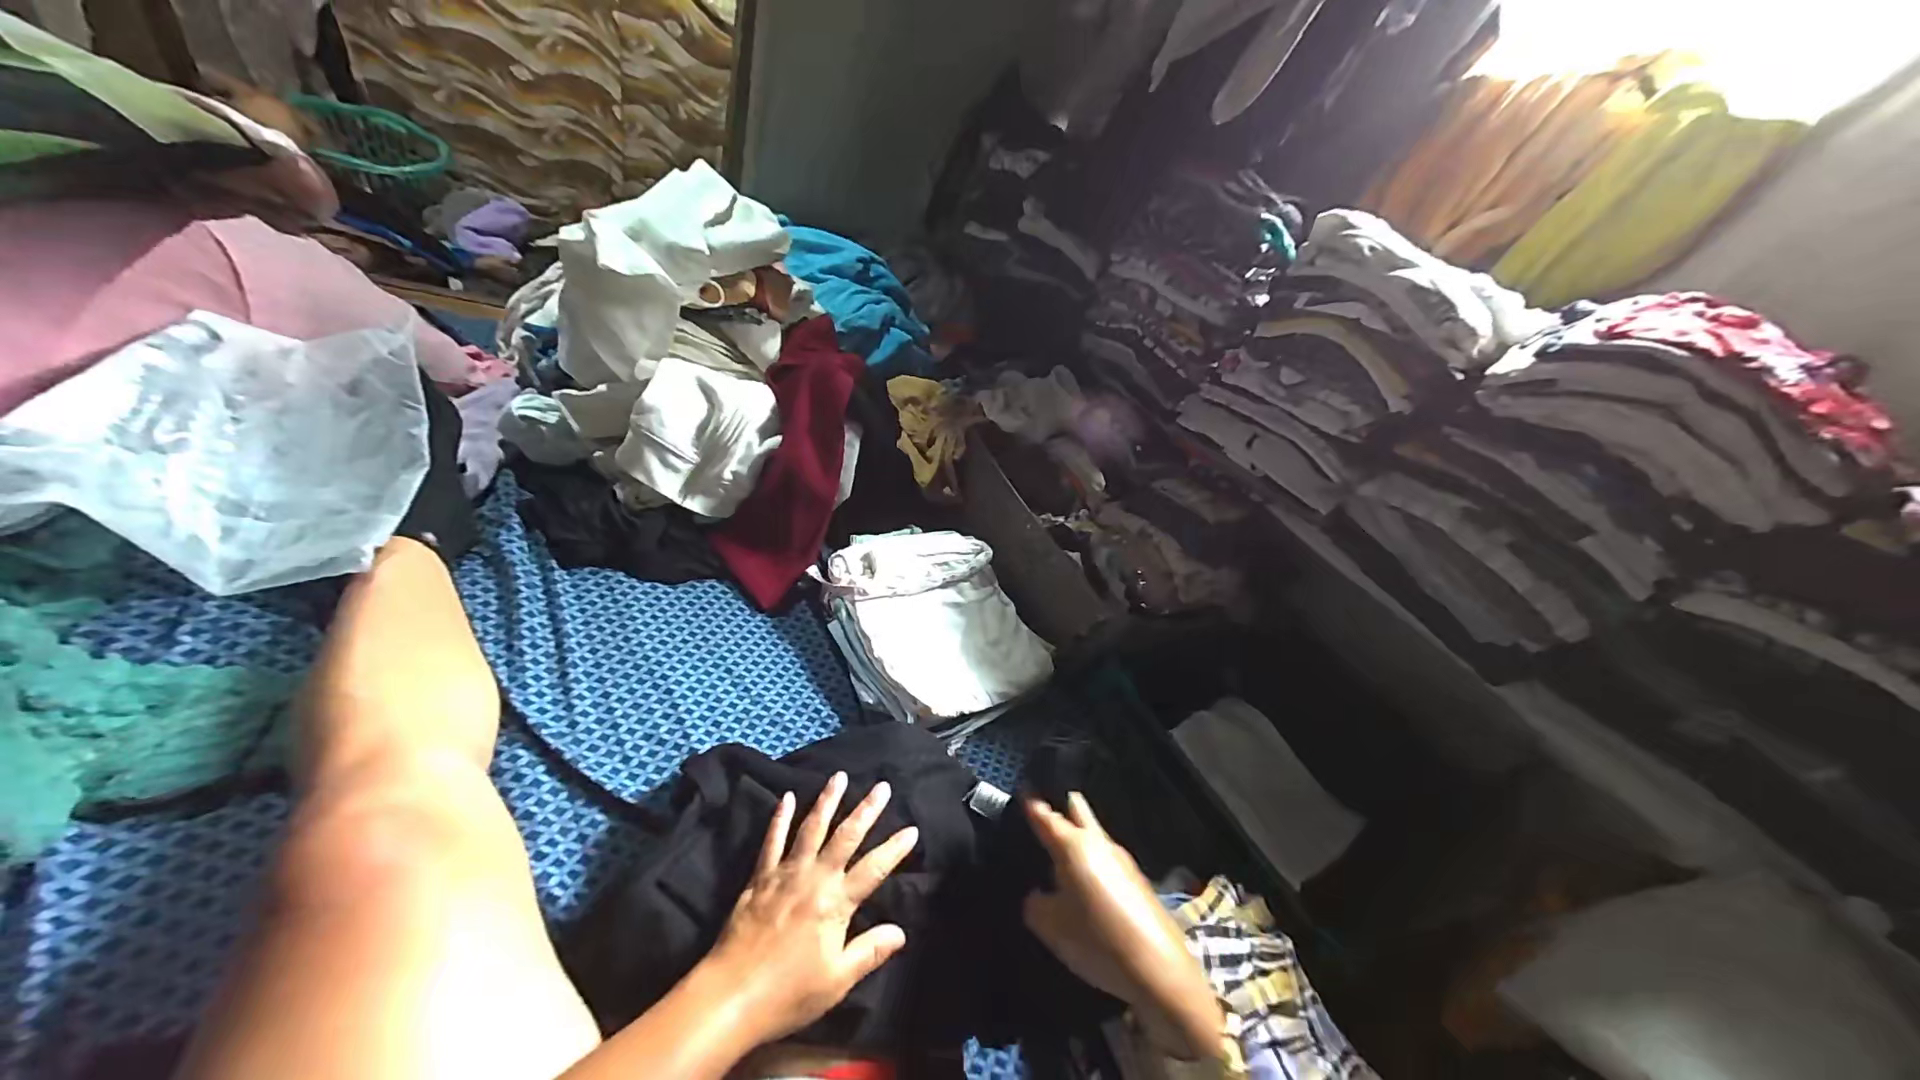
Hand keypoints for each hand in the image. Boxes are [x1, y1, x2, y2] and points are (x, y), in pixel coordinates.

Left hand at [700, 772, 919, 1045]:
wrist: (729, 997)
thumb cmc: (788, 993)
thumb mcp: (837, 981)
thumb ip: (869, 952)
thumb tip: (900, 931)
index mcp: (835, 903)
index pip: (874, 869)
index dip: (895, 849)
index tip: (912, 830)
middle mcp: (813, 879)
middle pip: (845, 838)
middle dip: (866, 811)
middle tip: (881, 787)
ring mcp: (785, 875)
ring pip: (810, 829)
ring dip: (827, 801)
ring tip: (838, 777)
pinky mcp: (759, 879)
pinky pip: (772, 842)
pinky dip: (780, 818)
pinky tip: (787, 798)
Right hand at [1024, 793, 1225, 1060]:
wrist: (1160, 970)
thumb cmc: (1098, 940)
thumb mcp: (1050, 926)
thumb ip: (1034, 903)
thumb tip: (1036, 894)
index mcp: (1073, 846)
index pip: (1046, 815)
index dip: (1031, 803)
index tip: (1022, 791)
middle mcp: (1099, 843)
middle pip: (1077, 810)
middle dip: (1060, 805)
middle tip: (1043, 811)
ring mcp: (1122, 860)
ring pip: (1093, 834)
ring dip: (1076, 837)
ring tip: (1057, 854)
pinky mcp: (1137, 880)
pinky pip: (1105, 858)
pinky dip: (1091, 861)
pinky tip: (1083, 885)